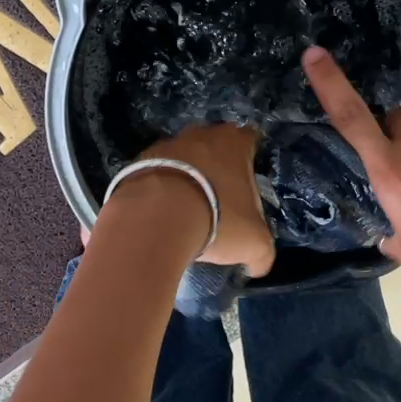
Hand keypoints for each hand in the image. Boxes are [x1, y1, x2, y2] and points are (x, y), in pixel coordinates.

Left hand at [138, 123, 275, 277]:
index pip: (250, 140)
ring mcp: (167, 144)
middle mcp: (201, 135)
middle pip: (214, 146)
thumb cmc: (217, 220)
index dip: (249, 159)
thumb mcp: (254, 243)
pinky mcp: (138, 161)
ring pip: (182, 158)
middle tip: (218, 199)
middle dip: (216, 168)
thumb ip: (262, 253)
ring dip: (185, 177)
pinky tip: (161, 213)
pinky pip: (155, 173)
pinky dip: (160, 189)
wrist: (156, 217)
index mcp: (235, 144)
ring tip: (185, 210)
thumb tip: (258, 266)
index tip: (246, 181)